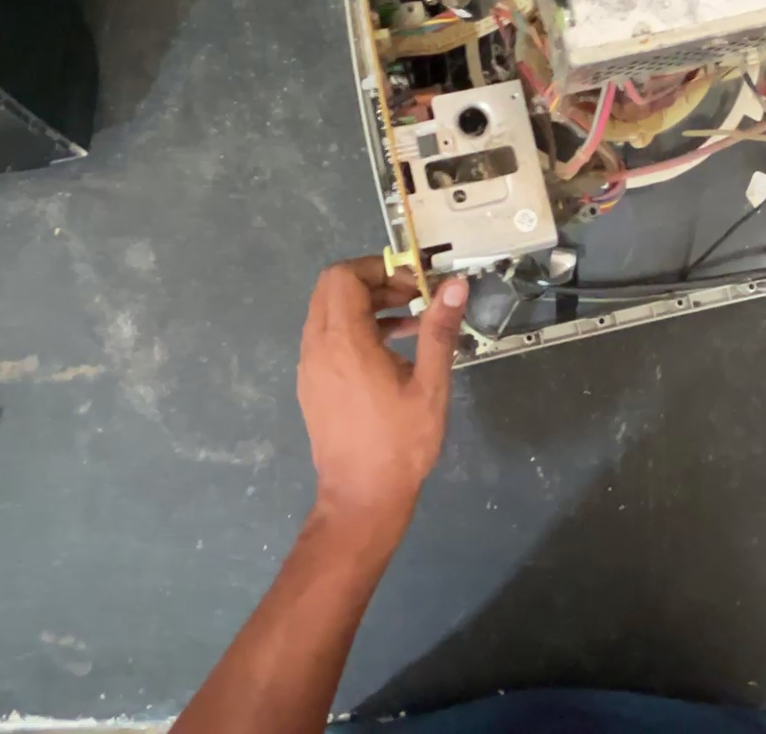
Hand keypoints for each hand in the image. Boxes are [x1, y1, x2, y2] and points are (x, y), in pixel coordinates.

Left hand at [297, 258, 466, 531]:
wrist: (361, 498)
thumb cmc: (401, 443)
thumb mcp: (430, 385)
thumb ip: (439, 329)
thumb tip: (456, 284)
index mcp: (344, 342)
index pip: (344, 276)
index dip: (378, 268)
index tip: (414, 282)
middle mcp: (318, 347)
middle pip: (332, 287)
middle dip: (374, 282)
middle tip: (414, 296)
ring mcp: (310, 366)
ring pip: (328, 311)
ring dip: (366, 304)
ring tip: (410, 321)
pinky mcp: (312, 382)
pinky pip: (327, 336)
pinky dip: (355, 327)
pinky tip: (391, 349)